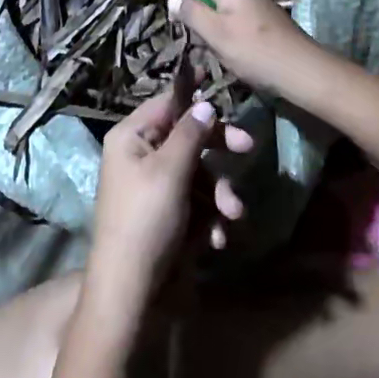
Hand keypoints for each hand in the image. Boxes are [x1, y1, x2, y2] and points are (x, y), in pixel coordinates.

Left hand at [84, 91, 251, 311]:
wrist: (131, 291)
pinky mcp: (168, 217)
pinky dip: (209, 219)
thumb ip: (190, 135)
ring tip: (231, 216)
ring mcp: (154, 189)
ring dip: (218, 195)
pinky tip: (215, 240)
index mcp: (130, 138)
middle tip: (248, 149)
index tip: (220, 86)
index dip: (193, 98)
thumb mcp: (169, 172)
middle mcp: (139, 157)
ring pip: (198, 175)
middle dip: (217, 151)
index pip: (166, 105)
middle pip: (187, 139)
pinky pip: (196, 205)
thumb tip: (204, 105)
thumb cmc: (146, 220)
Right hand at [167, 0, 327, 94]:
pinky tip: (231, 56)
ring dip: (210, 29)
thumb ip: (190, 12)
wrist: (303, 73)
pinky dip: (227, 37)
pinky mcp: (264, 24)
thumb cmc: (255, 51)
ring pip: (219, 11)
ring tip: (213, 50)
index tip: (174, 15)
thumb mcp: (215, 32)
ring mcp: (255, 7)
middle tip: (194, 38)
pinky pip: (234, 23)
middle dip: (196, 14)